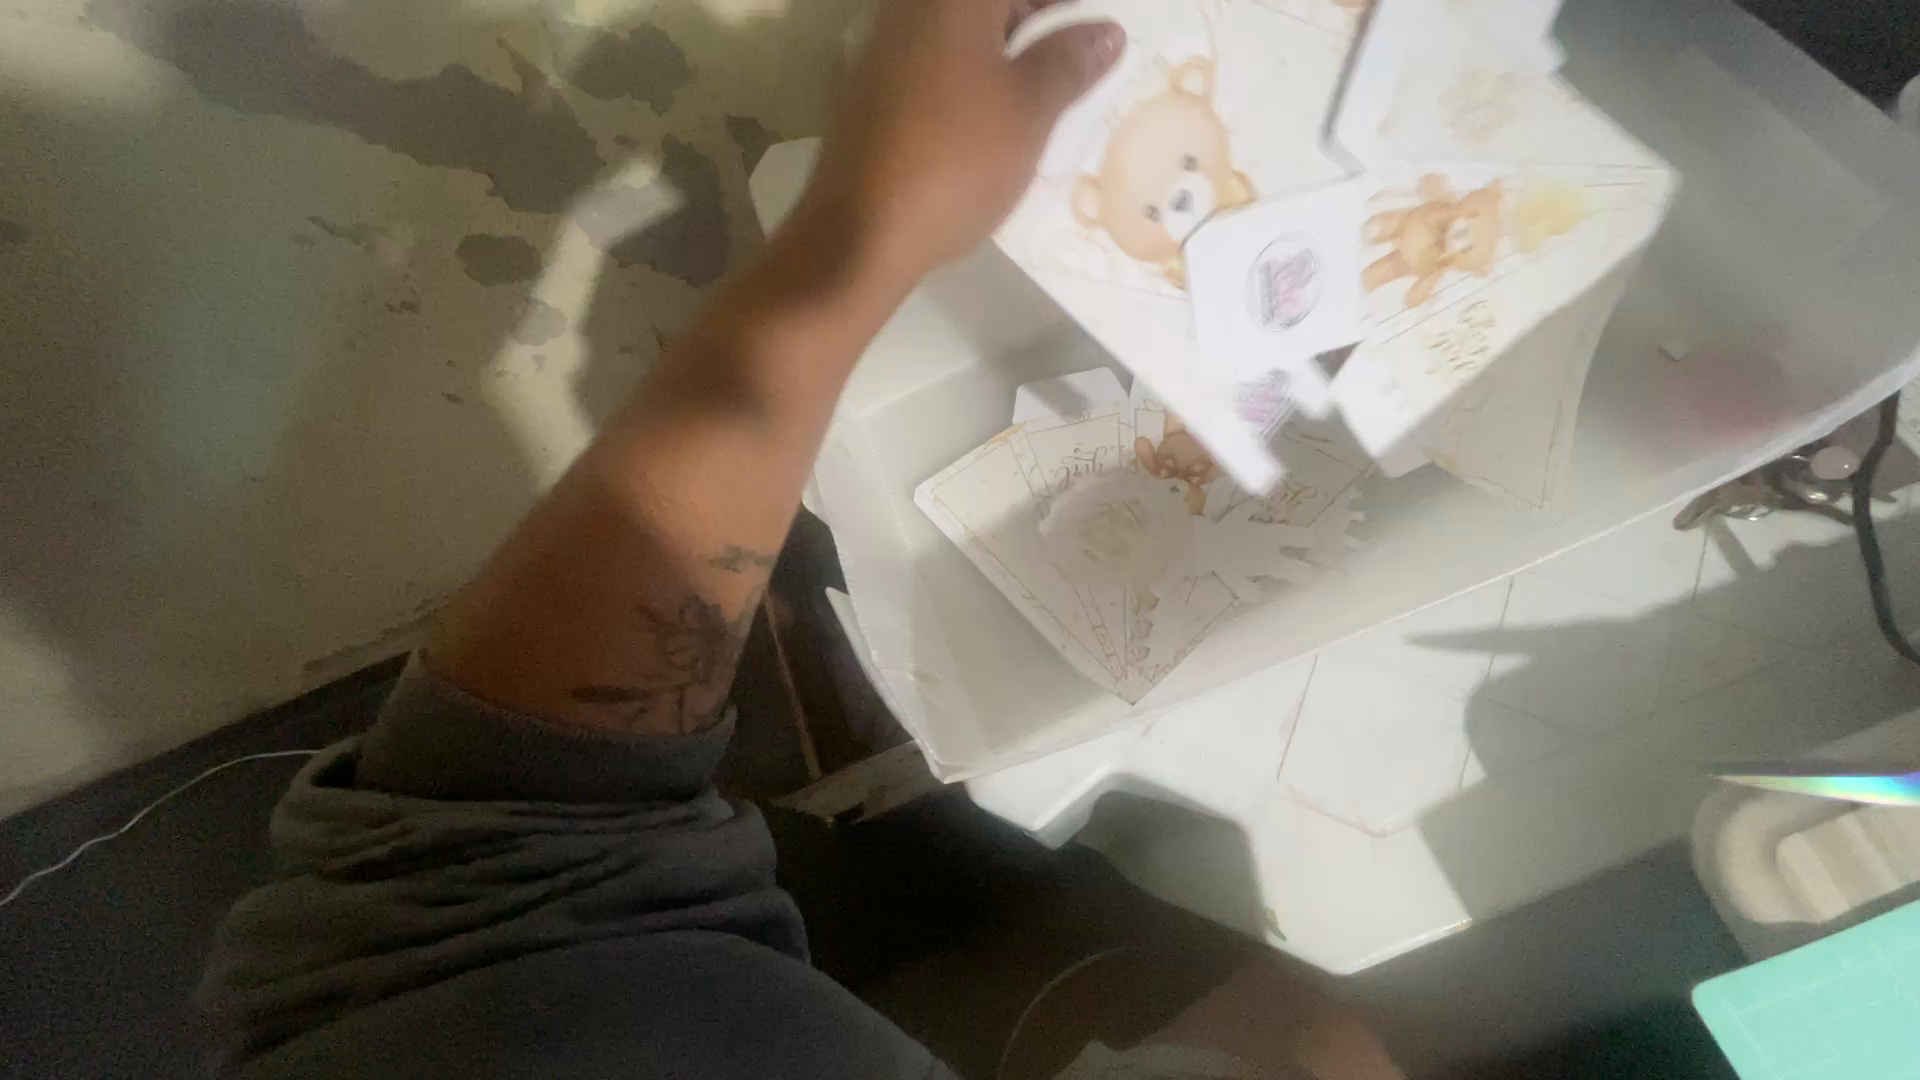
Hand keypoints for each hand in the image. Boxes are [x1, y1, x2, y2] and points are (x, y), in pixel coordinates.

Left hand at [791, 0, 1123, 281]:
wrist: (862, 236)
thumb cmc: (956, 164)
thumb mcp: (1028, 113)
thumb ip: (1069, 63)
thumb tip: (1105, 32)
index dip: (1064, 9)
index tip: (1089, 45)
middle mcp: (910, 10)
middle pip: (988, 7)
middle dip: (1033, 34)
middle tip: (1067, 81)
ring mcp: (882, 54)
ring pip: (959, 42)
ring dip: (1001, 66)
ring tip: (1032, 114)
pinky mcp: (868, 99)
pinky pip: (931, 75)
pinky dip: (966, 92)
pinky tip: (983, 137)